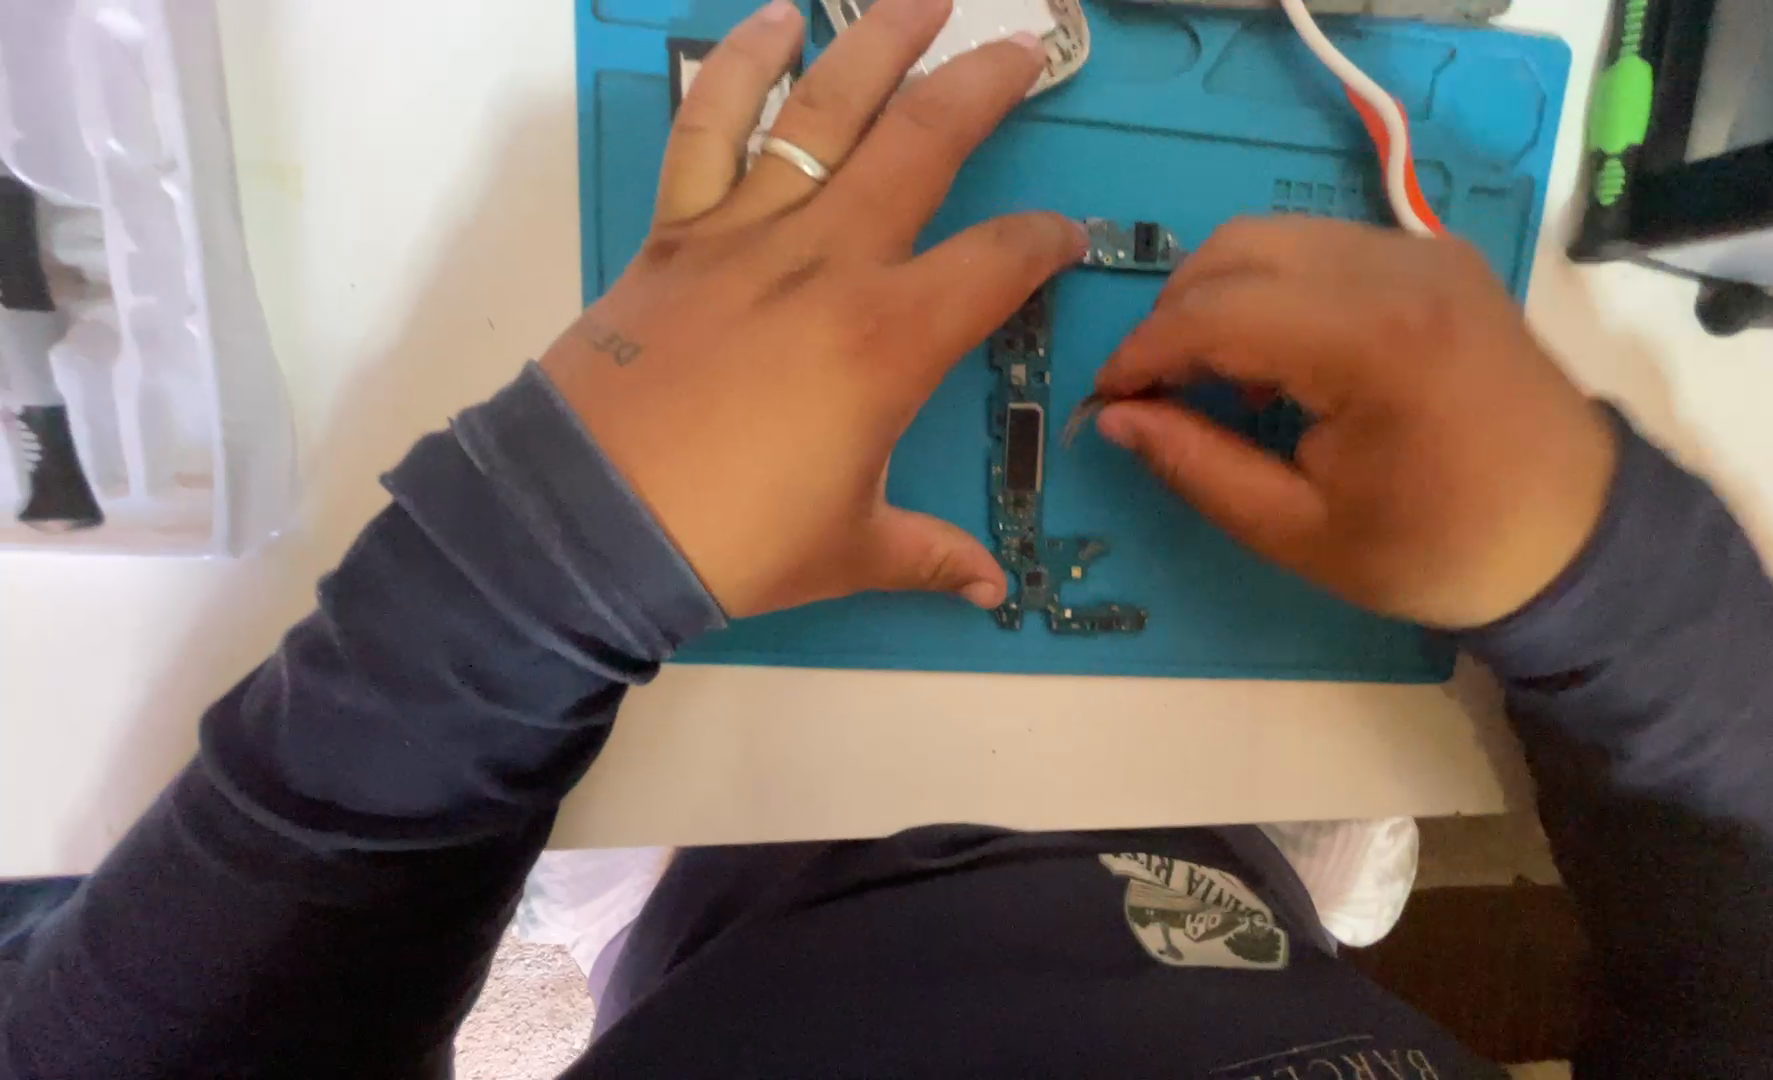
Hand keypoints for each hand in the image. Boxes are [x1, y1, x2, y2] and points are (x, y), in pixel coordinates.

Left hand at [540, 0, 1083, 616]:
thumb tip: (993, 592)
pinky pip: (710, 130)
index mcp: (888, 341)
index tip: (1068, 237)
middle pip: (923, 144)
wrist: (593, 527)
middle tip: (1026, 47)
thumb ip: (934, 558)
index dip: (1047, 243)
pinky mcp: (675, 236)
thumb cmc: (737, 542)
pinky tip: (773, 22)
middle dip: (985, 86)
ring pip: (824, 112)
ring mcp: (745, 237)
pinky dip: (740, 69)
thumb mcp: (853, 552)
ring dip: (880, 42)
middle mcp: (827, 264)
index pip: (996, 263)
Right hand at [1091, 218, 1616, 628]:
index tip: (1105, 397)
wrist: (1572, 536)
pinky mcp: (1432, 257)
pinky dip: (1264, 292)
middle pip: (1235, 250)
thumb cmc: (1431, 549)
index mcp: (1372, 340)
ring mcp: (1423, 251)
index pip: (1215, 311)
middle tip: (1154, 390)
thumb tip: (1115, 417)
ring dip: (1214, 301)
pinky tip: (1272, 360)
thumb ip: (1195, 466)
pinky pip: (1313, 249)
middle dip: (1171, 317)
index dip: (1142, 352)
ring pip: (1269, 238)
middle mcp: (1400, 266)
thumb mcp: (1294, 531)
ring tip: (1213, 381)